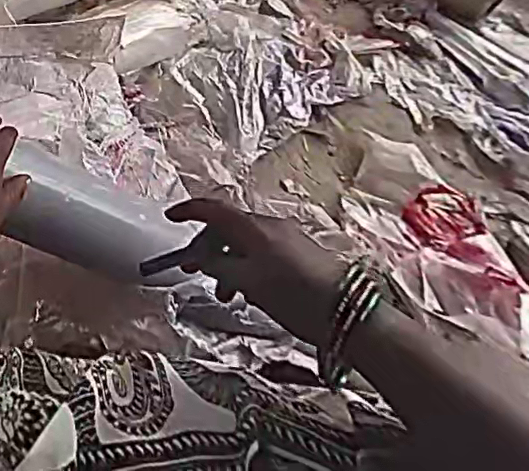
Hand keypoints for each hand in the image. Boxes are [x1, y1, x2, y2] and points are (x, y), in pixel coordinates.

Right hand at [161, 198, 348, 346]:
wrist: (357, 320)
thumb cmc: (296, 297)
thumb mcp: (247, 283)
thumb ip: (217, 267)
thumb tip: (201, 258)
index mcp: (252, 227)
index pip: (212, 209)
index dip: (188, 211)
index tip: (171, 217)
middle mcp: (270, 226)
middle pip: (228, 227)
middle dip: (207, 247)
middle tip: (193, 267)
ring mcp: (290, 239)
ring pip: (246, 243)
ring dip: (228, 262)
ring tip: (225, 292)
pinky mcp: (305, 255)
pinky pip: (264, 252)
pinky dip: (248, 266)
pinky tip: (251, 291)